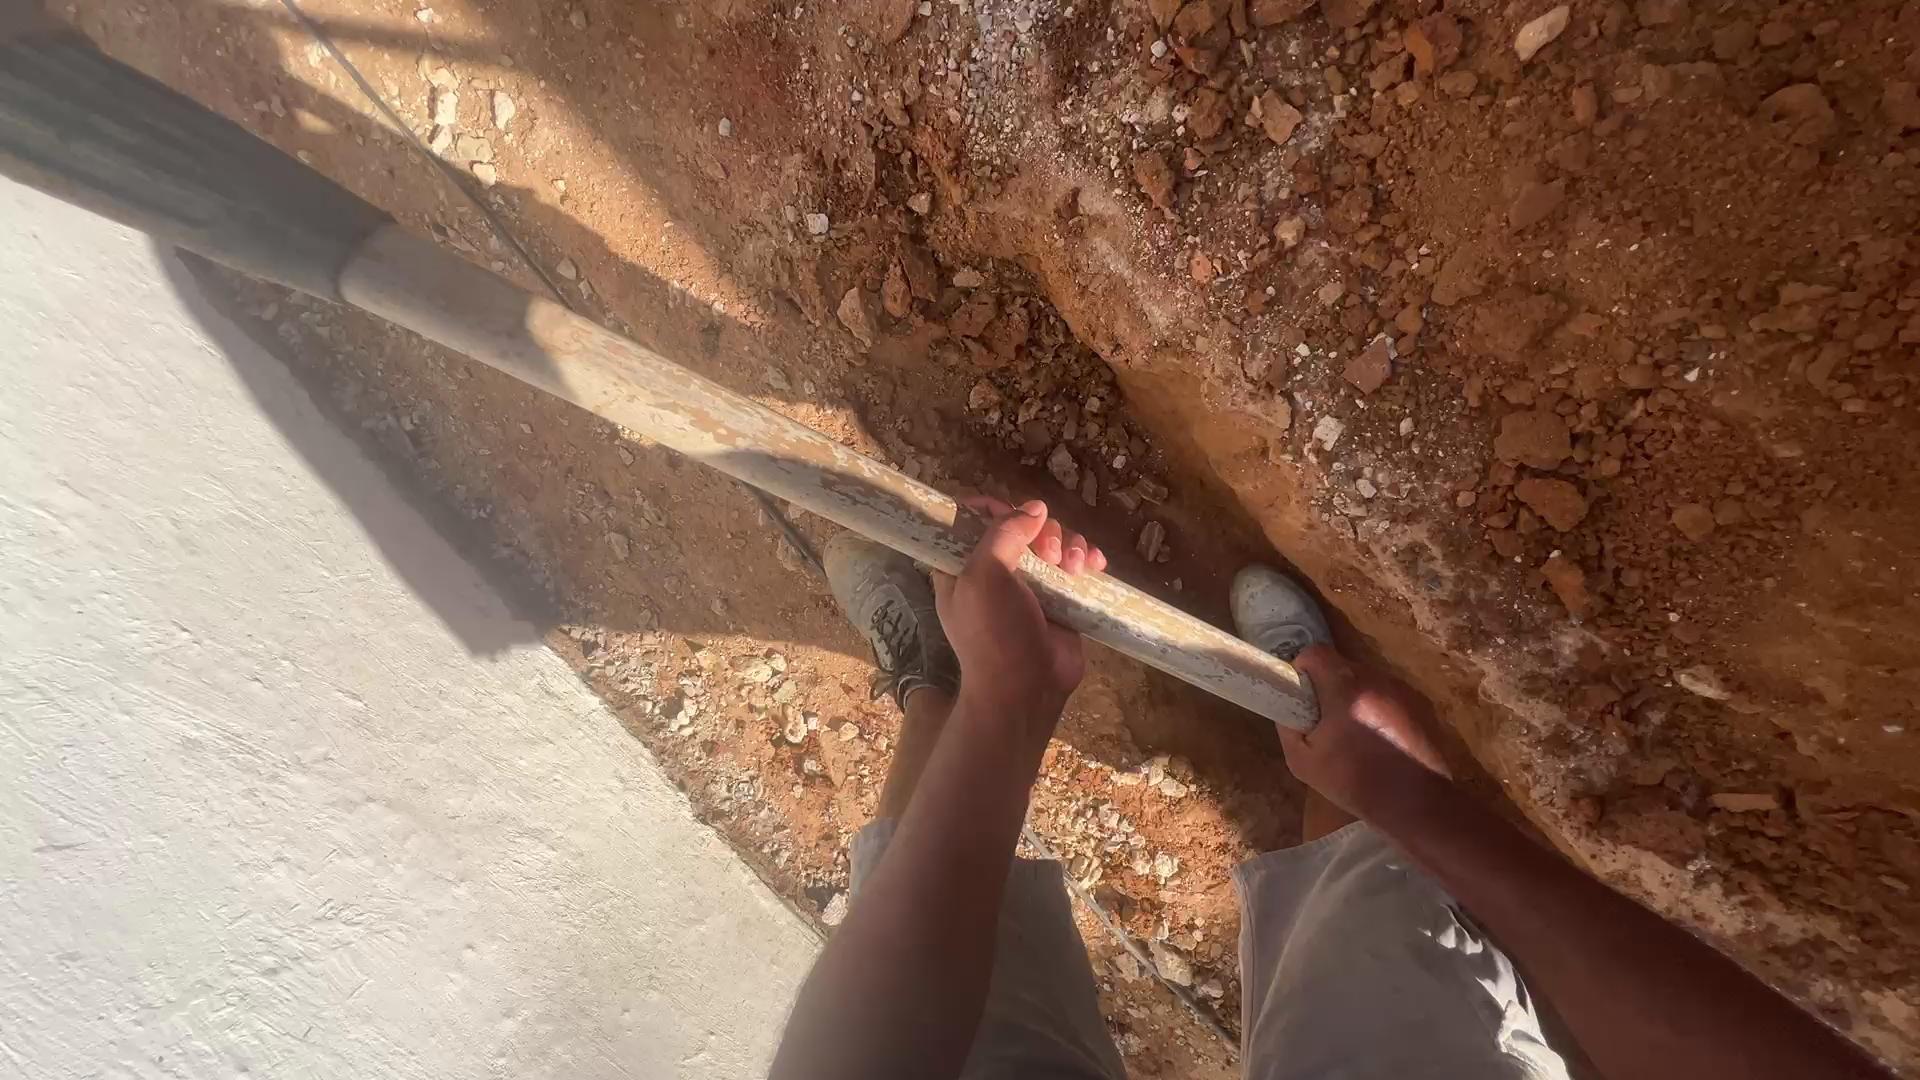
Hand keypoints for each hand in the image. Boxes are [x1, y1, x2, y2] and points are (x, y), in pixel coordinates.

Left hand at [931, 498, 1104, 731]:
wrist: (1026, 689)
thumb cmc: (994, 634)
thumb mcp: (984, 578)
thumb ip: (1003, 534)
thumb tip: (1035, 508)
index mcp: (963, 566)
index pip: (972, 520)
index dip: (993, 510)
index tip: (1013, 515)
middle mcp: (996, 571)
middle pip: (1023, 526)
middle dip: (1043, 532)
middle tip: (1050, 555)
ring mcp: (1031, 584)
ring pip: (1054, 541)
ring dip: (1071, 545)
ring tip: (1075, 568)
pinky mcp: (1061, 598)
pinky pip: (1076, 564)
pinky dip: (1088, 558)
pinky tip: (1095, 566)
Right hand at [1281, 645, 1450, 817]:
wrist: (1417, 806)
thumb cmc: (1354, 784)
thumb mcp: (1302, 761)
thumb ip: (1288, 726)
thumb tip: (1287, 709)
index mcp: (1344, 689)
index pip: (1315, 652)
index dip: (1303, 668)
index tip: (1302, 692)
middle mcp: (1376, 681)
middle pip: (1342, 666)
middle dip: (1329, 685)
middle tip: (1325, 718)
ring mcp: (1403, 691)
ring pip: (1366, 680)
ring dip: (1355, 696)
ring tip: (1356, 732)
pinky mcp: (1422, 704)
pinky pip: (1388, 695)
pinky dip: (1379, 709)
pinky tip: (1381, 739)